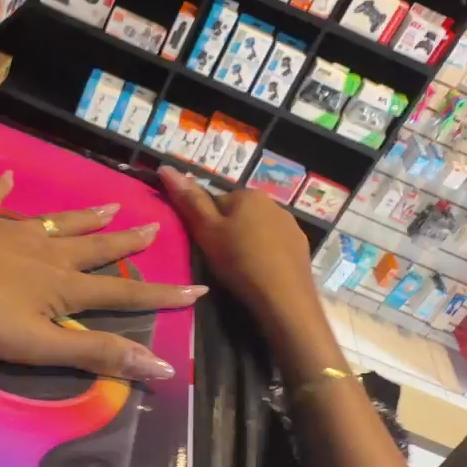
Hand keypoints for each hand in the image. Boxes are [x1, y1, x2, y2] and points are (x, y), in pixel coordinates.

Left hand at [0, 172, 202, 378]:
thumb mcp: (37, 345)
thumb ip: (96, 353)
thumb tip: (162, 364)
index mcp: (62, 286)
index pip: (122, 293)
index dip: (160, 296)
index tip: (196, 290)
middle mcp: (45, 252)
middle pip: (94, 248)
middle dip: (126, 242)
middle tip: (154, 227)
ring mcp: (9, 231)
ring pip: (57, 223)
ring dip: (85, 217)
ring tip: (110, 205)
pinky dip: (2, 191)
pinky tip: (6, 177)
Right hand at [157, 166, 322, 327]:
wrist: (283, 298)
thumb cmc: (239, 261)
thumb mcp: (206, 231)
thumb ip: (189, 201)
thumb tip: (166, 168)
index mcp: (248, 194)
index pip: (217, 203)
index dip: (207, 225)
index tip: (206, 246)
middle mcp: (273, 202)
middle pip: (239, 215)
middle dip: (229, 233)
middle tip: (221, 260)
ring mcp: (290, 225)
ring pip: (257, 230)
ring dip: (247, 243)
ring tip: (240, 270)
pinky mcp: (301, 246)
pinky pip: (274, 245)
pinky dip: (266, 255)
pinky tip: (261, 274)